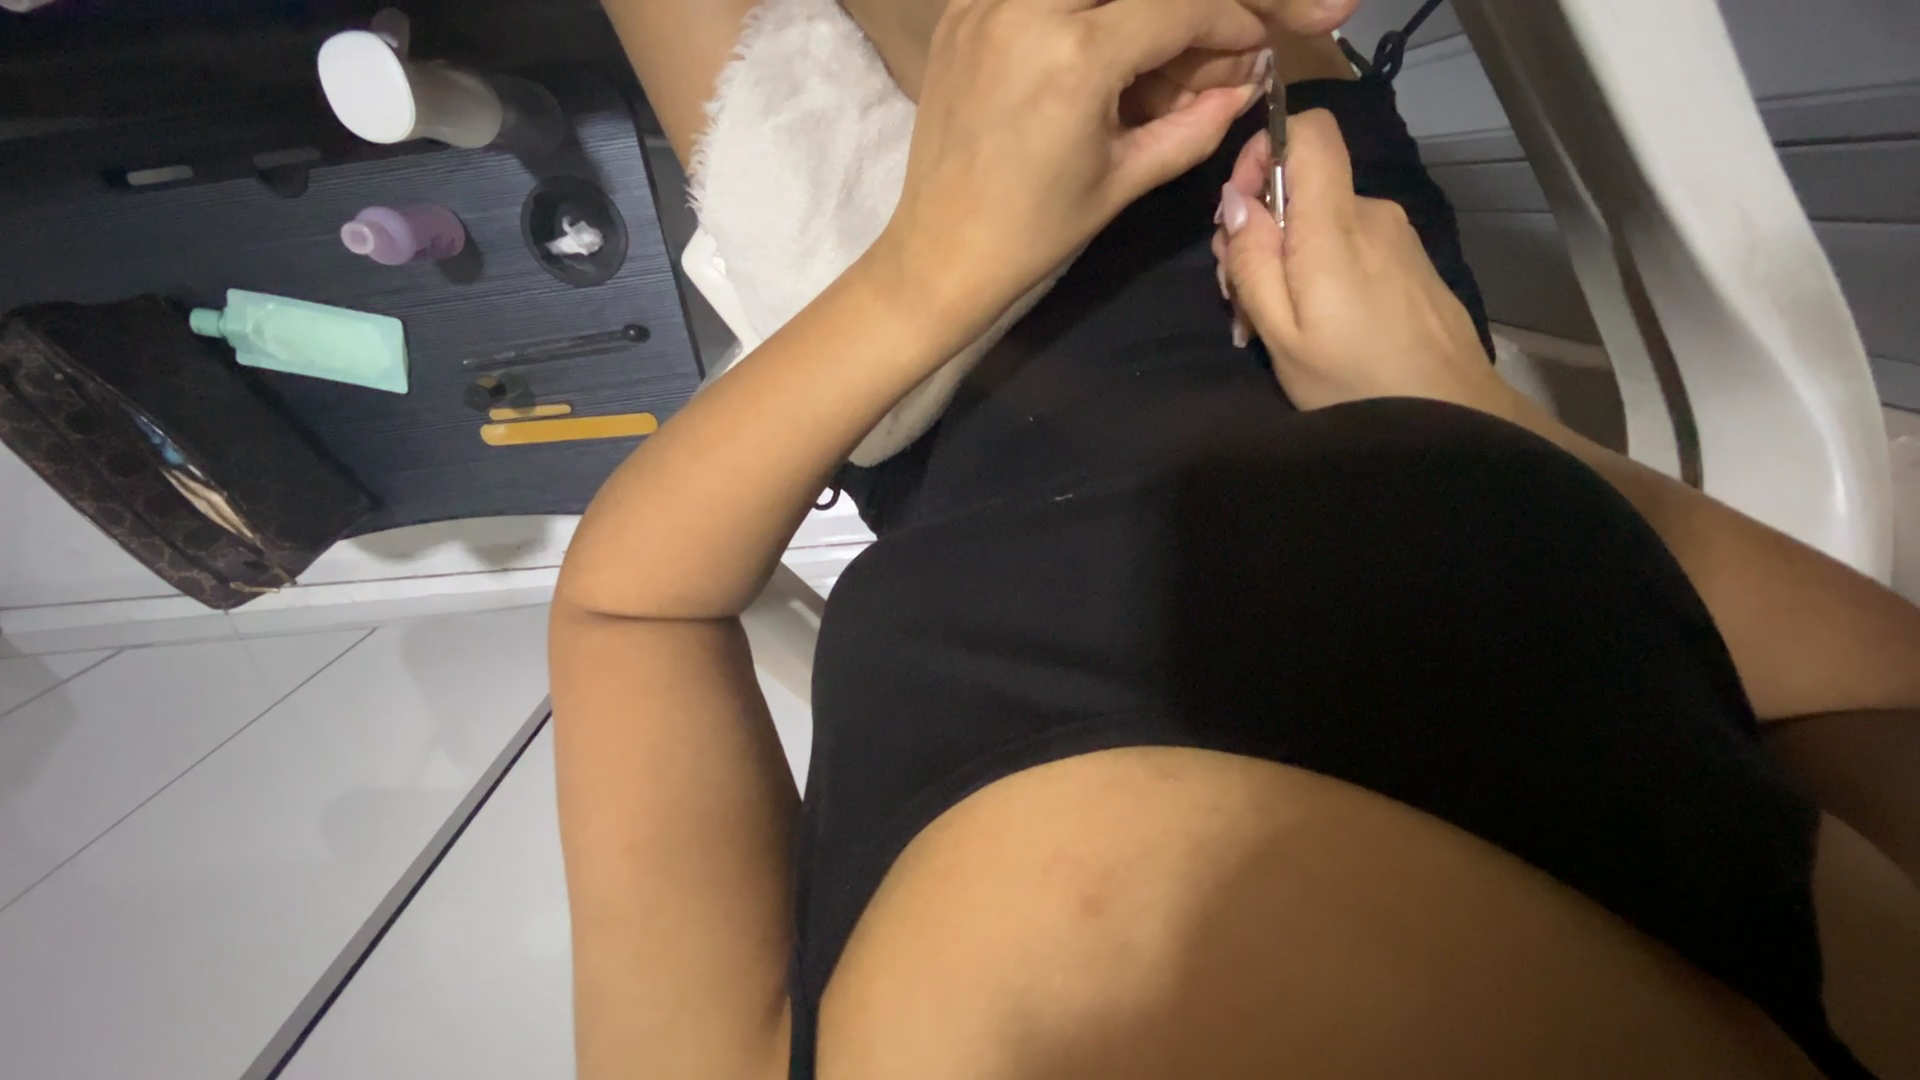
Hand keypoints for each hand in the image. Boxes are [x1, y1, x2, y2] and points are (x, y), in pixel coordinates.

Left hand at [876, 0, 1268, 333]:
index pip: (1179, 6)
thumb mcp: (1122, 182)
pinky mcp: (958, 12)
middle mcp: (1027, 6)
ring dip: (1128, 9)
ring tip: (1139, 61)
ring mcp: (985, 2)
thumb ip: (1193, 127)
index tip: (1253, 45)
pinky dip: (1074, 12)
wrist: (941, 253)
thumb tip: (1245, 86)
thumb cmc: (1033, 234)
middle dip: (1181, 10)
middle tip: (1192, 54)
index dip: (1229, 21)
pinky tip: (1087, 48)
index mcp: (1076, 57)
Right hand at [1214, 110, 1514, 412]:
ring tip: (1270, 325)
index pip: (1307, 131)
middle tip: (1240, 300)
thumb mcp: (1281, 333)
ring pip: (1317, 221)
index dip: (1262, 151)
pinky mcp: (1405, 258)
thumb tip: (1234, 203)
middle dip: (1257, 231)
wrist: (1448, 411)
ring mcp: (1393, 234)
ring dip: (1281, 261)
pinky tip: (1310, 325)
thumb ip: (1253, 262)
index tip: (1236, 209)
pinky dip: (1314, 273)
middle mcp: (1369, 212)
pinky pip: (1345, 244)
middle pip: (1301, 186)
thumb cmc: (1353, 379)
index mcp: (1334, 225)